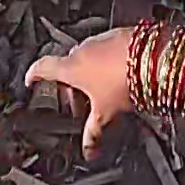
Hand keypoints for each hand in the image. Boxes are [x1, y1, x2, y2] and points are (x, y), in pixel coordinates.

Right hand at [24, 27, 132, 158]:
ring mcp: (100, 39)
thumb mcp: (105, 112)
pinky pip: (105, 49)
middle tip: (82, 106)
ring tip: (103, 94)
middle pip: (68, 67)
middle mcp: (83, 49)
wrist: (152, 56)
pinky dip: (105, 63)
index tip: (31, 79)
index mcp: (72, 67)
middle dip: (71, 86)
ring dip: (90, 74)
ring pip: (88, 58)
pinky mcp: (117, 35)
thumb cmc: (124, 80)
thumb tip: (89, 149)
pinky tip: (118, 77)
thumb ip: (93, 131)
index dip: (34, 74)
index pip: (44, 67)